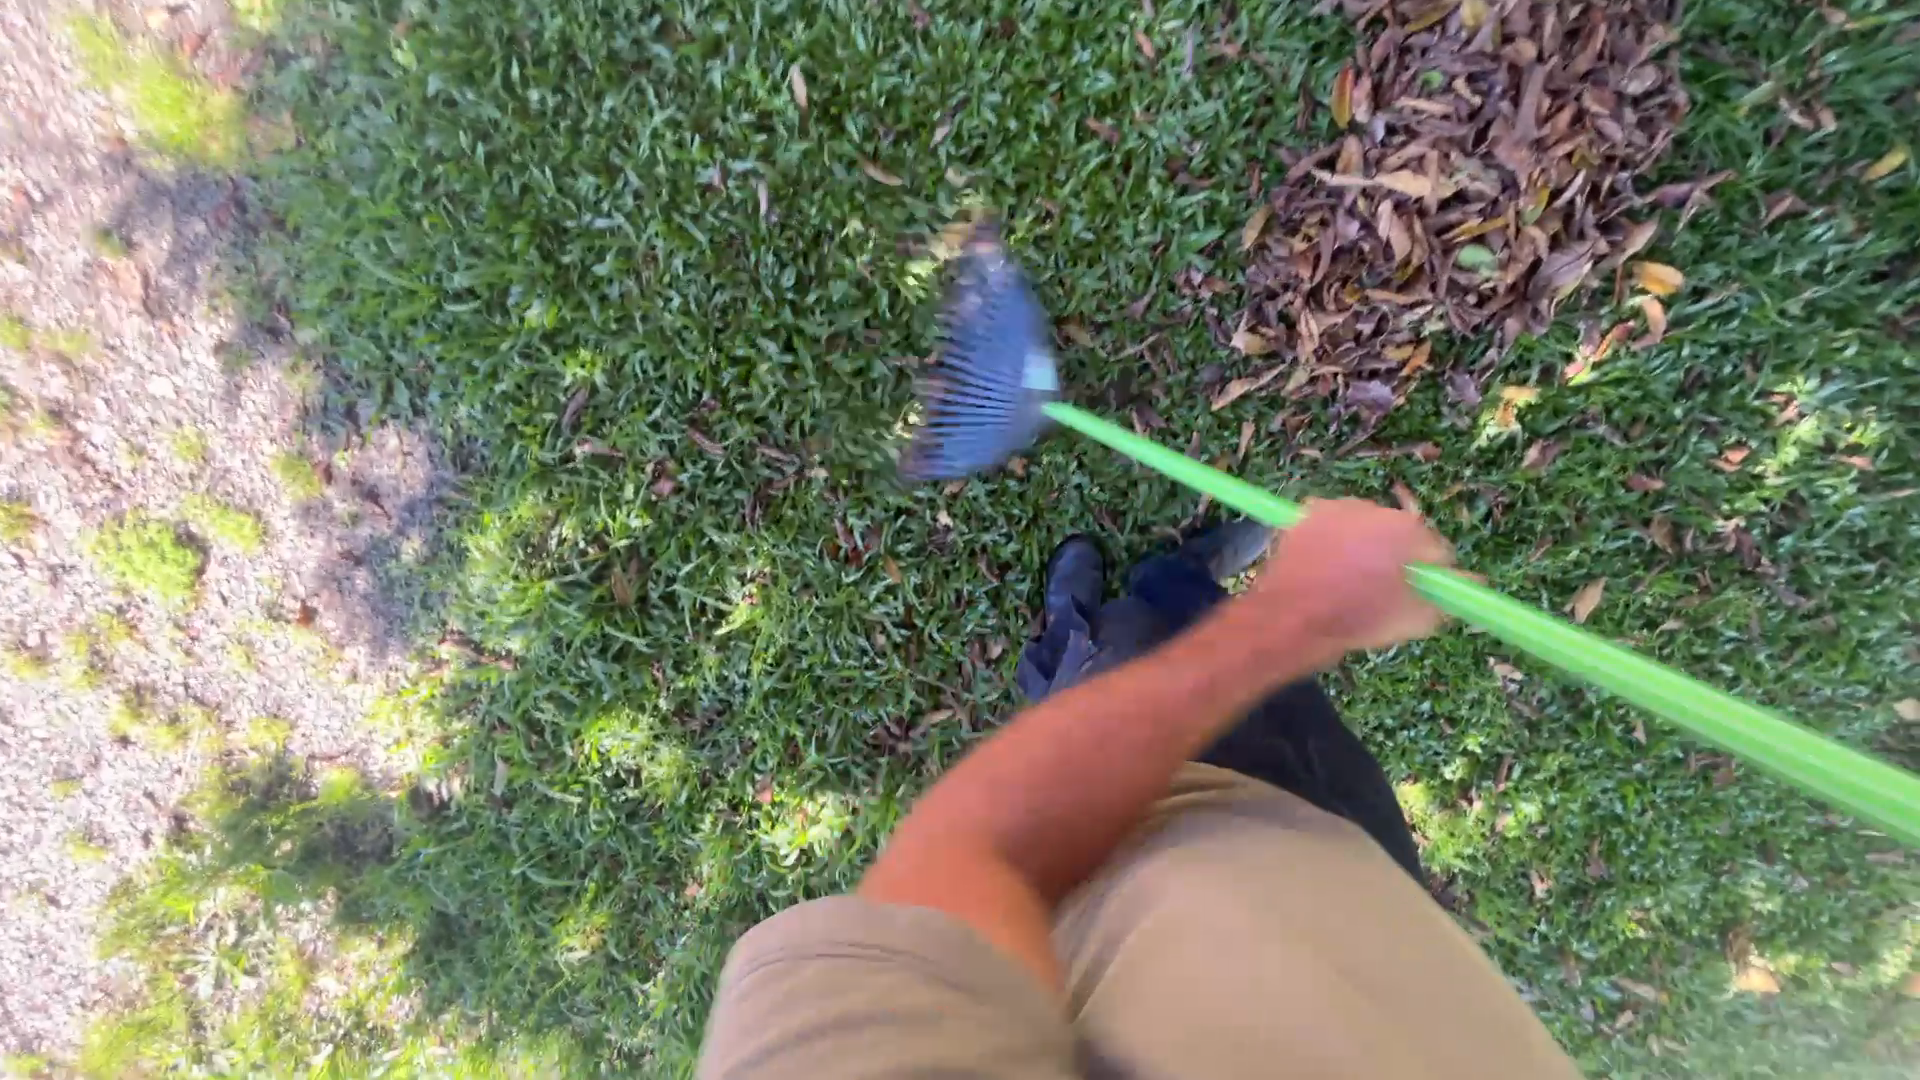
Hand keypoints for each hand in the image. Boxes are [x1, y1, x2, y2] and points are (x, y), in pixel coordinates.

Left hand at [1248, 498, 1454, 655]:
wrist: (1291, 616)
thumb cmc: (1356, 619)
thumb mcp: (1415, 617)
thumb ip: (1448, 595)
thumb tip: (1473, 581)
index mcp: (1408, 531)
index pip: (1434, 548)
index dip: (1428, 572)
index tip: (1416, 589)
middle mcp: (1374, 509)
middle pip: (1397, 531)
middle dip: (1393, 552)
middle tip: (1377, 584)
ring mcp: (1336, 508)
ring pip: (1362, 524)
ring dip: (1360, 541)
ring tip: (1344, 574)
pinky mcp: (1305, 514)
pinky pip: (1330, 523)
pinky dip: (1330, 536)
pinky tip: (1322, 561)